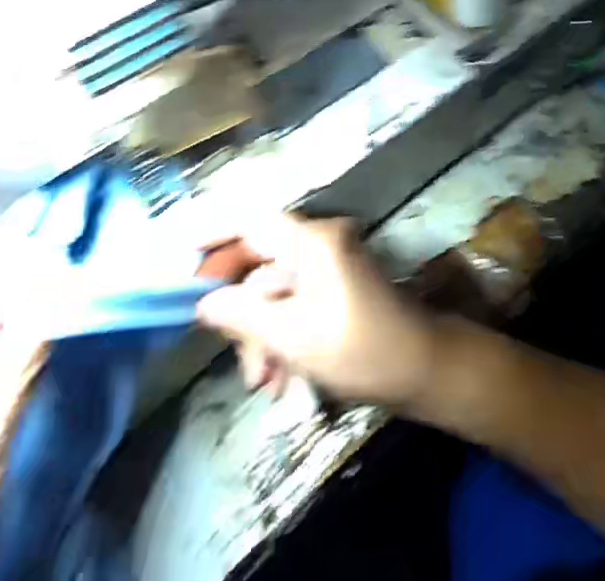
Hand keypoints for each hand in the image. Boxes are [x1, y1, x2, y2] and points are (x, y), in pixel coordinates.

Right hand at [196, 213, 437, 406]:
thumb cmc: (359, 348)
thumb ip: (241, 314)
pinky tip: (283, 381)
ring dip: (262, 338)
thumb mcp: (291, 335)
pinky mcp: (336, 292)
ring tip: (264, 383)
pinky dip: (284, 340)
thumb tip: (203, 301)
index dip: (211, 236)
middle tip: (225, 349)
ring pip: (275, 295)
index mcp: (312, 241)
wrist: (425, 371)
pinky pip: (295, 307)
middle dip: (241, 314)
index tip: (179, 261)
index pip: (249, 221)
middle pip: (258, 265)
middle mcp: (320, 245)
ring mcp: (330, 268)